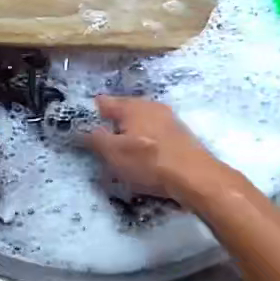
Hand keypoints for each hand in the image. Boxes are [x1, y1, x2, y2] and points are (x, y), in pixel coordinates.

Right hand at [85, 95, 231, 203]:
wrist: (196, 177)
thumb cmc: (149, 162)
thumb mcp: (114, 154)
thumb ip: (95, 139)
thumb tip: (83, 128)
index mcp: (131, 105)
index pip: (103, 102)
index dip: (90, 115)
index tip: (83, 131)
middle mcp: (150, 105)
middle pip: (123, 112)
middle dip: (112, 127)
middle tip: (103, 148)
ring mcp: (168, 118)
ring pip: (140, 124)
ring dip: (130, 136)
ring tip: (124, 157)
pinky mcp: (180, 134)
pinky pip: (154, 135)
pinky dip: (147, 144)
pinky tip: (146, 161)